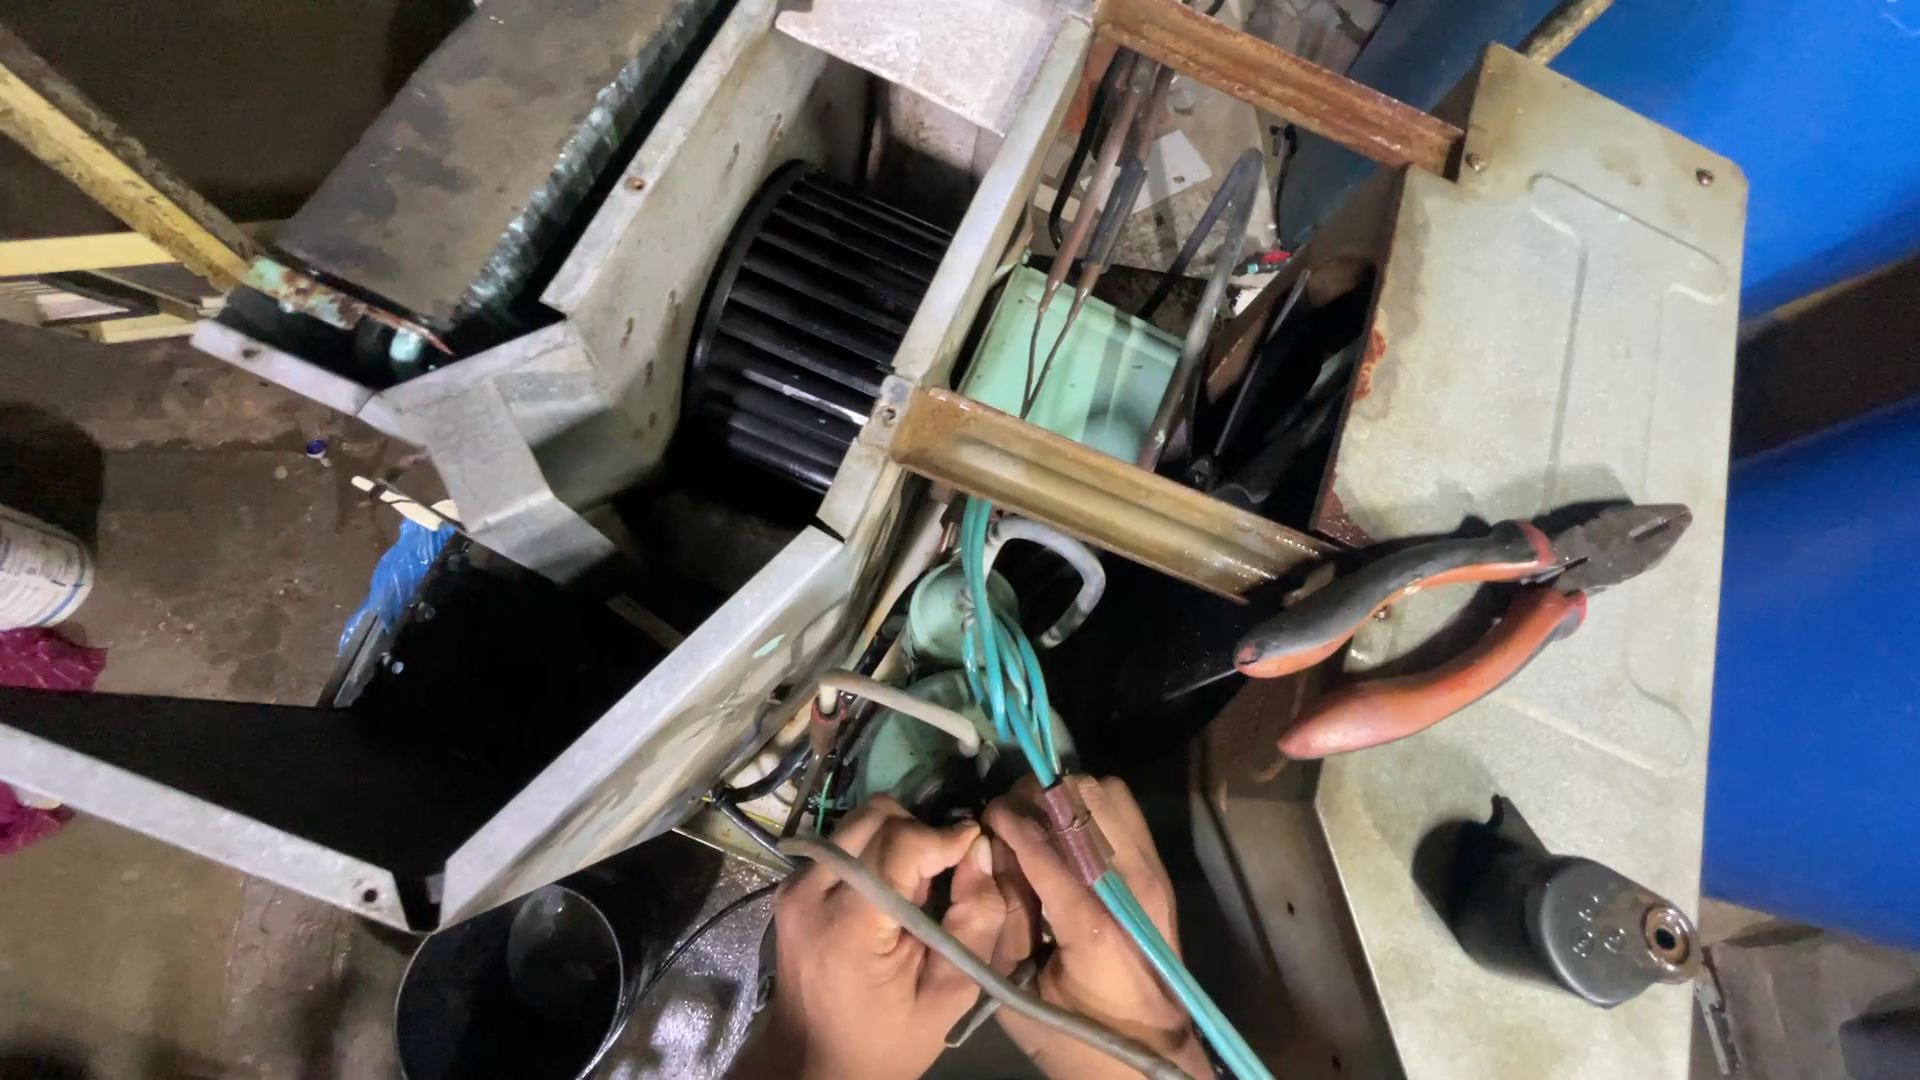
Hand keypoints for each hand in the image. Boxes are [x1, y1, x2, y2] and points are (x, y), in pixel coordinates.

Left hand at [731, 796, 1007, 1079]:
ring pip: (860, 819)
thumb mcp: (948, 996)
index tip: (971, 847)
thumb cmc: (884, 1042)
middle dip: (919, 833)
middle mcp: (812, 892)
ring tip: (911, 884)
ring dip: (896, 836)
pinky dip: (874, 848)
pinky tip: (886, 890)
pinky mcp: (792, 884)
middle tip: (936, 876)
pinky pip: (843, 839)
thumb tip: (978, 848)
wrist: (809, 1066)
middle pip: (878, 817)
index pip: (901, 842)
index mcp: (848, 928)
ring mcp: (796, 884)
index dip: (943, 837)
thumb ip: (976, 919)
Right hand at [984, 775, 1211, 1079]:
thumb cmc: (1082, 1034)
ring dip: (1065, 796)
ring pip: (1105, 792)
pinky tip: (1068, 828)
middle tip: (1010, 815)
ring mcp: (1151, 873)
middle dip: (1036, 798)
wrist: (1157, 1057)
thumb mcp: (1023, 992)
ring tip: (1039, 817)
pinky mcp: (1158, 870)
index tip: (986, 814)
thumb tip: (989, 852)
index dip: (1009, 820)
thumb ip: (1002, 918)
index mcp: (1092, 926)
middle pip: (1079, 803)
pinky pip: (1123, 807)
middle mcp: (1128, 886)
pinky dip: (1091, 804)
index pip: (1044, 846)